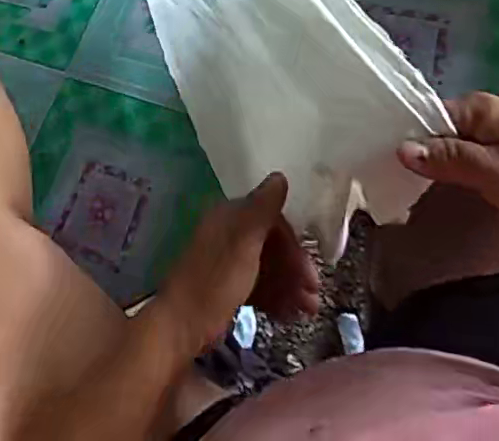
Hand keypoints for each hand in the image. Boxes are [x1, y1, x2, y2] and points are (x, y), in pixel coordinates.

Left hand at [154, 173, 321, 350]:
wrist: (184, 324)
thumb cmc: (217, 279)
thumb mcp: (244, 241)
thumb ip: (262, 208)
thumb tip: (280, 175)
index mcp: (229, 216)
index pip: (271, 219)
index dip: (293, 243)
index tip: (309, 269)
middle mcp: (227, 233)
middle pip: (271, 244)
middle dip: (295, 268)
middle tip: (314, 296)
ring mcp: (226, 260)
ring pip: (266, 267)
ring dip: (289, 286)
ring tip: (308, 311)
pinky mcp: (226, 285)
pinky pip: (257, 285)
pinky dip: (274, 297)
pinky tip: (288, 316)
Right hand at [397, 94, 498, 240]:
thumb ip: (451, 159)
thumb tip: (401, 148)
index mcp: (480, 107)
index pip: (425, 116)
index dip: (409, 139)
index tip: (390, 164)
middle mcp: (486, 112)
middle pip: (437, 129)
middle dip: (423, 154)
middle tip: (403, 181)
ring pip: (453, 145)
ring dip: (441, 165)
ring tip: (419, 187)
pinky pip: (471, 155)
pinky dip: (460, 170)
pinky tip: (451, 188)